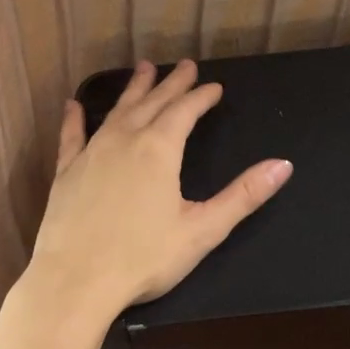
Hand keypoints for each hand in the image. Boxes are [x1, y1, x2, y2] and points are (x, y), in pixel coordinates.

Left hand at [26, 59, 292, 317]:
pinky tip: (75, 106)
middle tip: (184, 66)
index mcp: (159, 151)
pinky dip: (75, 119)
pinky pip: (72, 136)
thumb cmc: (145, 259)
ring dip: (133, 90)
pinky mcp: (66, 174)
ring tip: (143, 70)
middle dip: (171, 84)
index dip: (201, 97)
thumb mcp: (203, 230)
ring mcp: (91, 155)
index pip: (185, 112)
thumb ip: (242, 196)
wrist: (77, 281)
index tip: (214, 87)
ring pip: (116, 112)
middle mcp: (124, 141)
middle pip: (151, 103)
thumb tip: (283, 165)